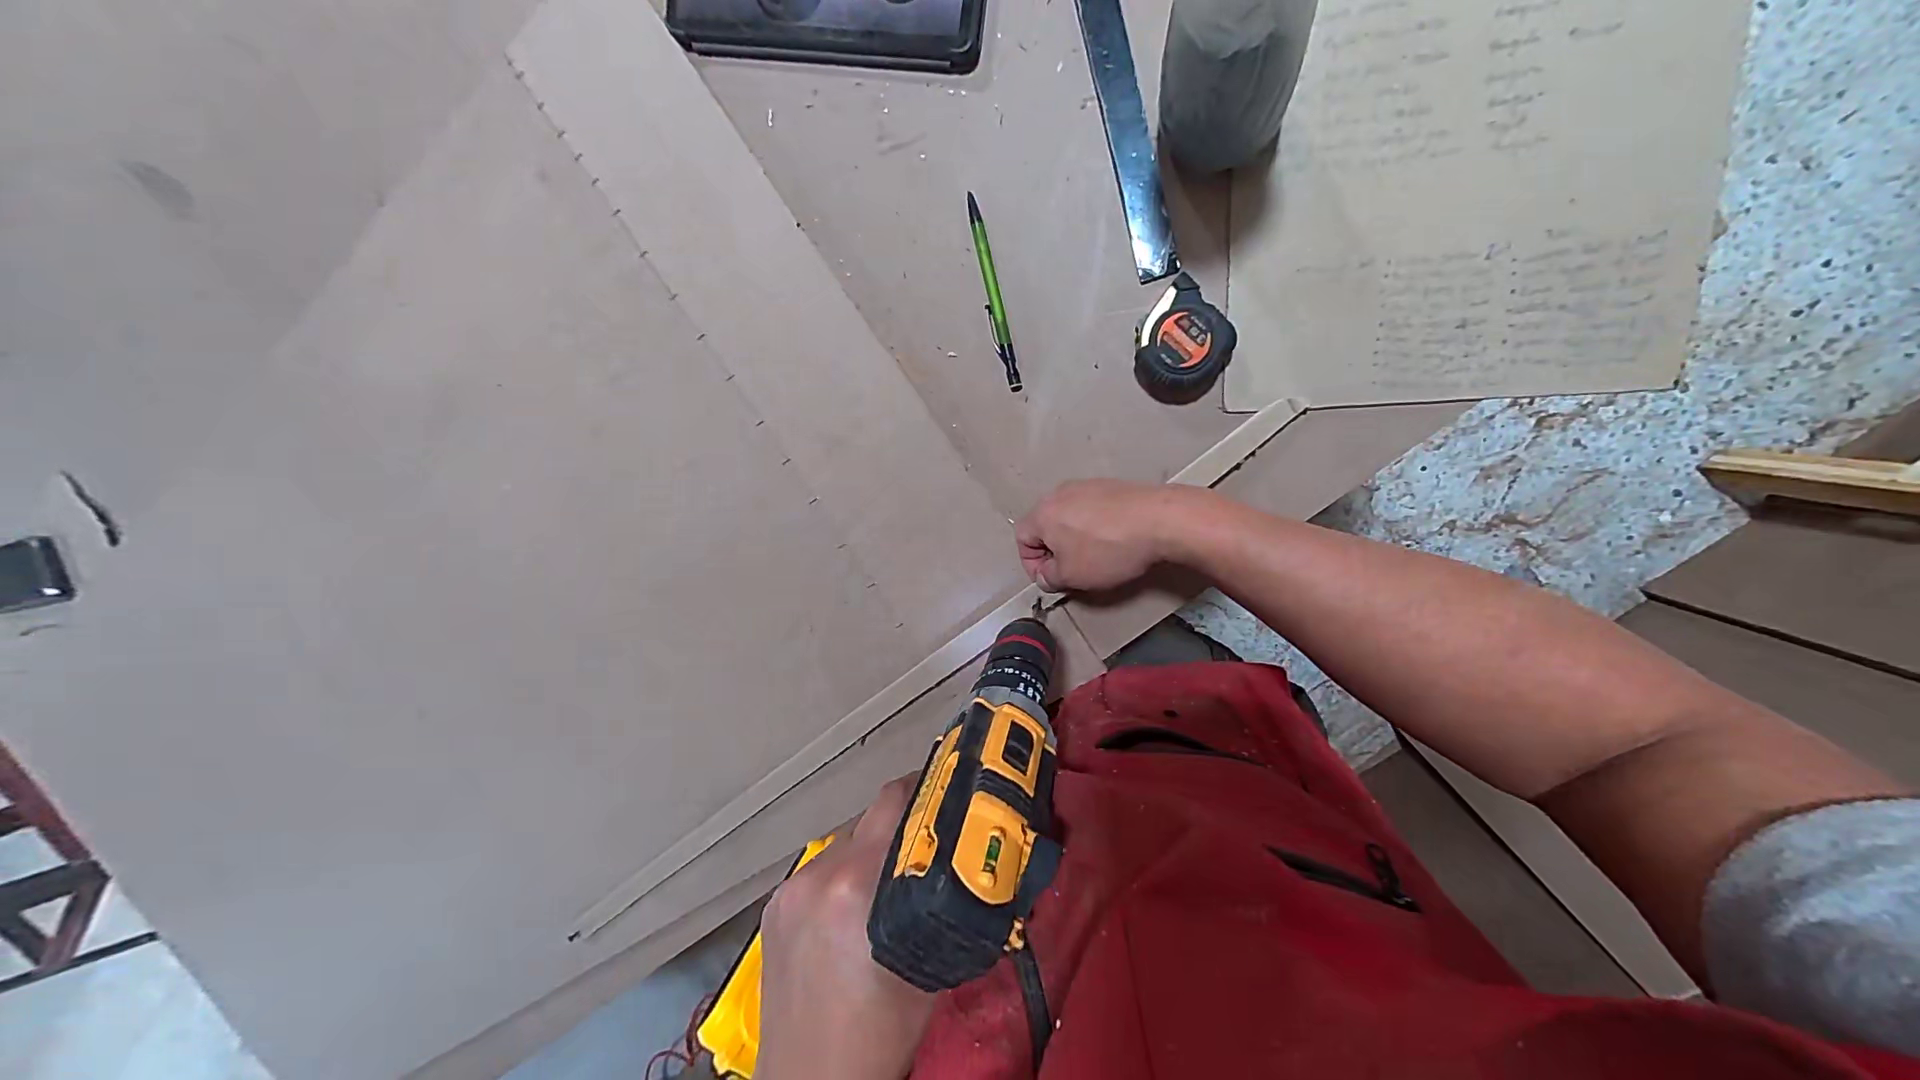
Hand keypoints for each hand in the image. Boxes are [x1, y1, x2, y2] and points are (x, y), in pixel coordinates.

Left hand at [756, 777, 935, 1079]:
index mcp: (854, 887)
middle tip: (929, 842)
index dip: (924, 788)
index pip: (893, 803)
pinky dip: (842, 875)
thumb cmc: (875, 1035)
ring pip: (845, 844)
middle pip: (869, 820)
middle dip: (903, 825)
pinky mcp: (774, 907)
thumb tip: (976, 863)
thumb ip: (945, 904)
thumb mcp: (928, 965)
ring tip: (891, 884)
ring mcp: (789, 891)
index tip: (946, 791)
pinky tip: (854, 907)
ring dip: (871, 852)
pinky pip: (820, 870)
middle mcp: (816, 878)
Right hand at [1014, 479, 1200, 591]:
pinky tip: (1115, 540)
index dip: (1031, 564)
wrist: (1159, 520)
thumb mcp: (1072, 576)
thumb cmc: (1109, 549)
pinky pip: (1093, 509)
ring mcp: (1087, 485)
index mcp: (1042, 513)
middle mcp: (1060, 493)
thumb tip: (1047, 574)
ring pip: (1070, 516)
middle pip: (1045, 525)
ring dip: (1075, 538)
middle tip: (1071, 570)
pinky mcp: (1111, 486)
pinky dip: (1096, 526)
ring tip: (1096, 556)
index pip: (1021, 538)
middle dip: (1054, 550)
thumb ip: (1049, 577)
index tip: (1050, 579)